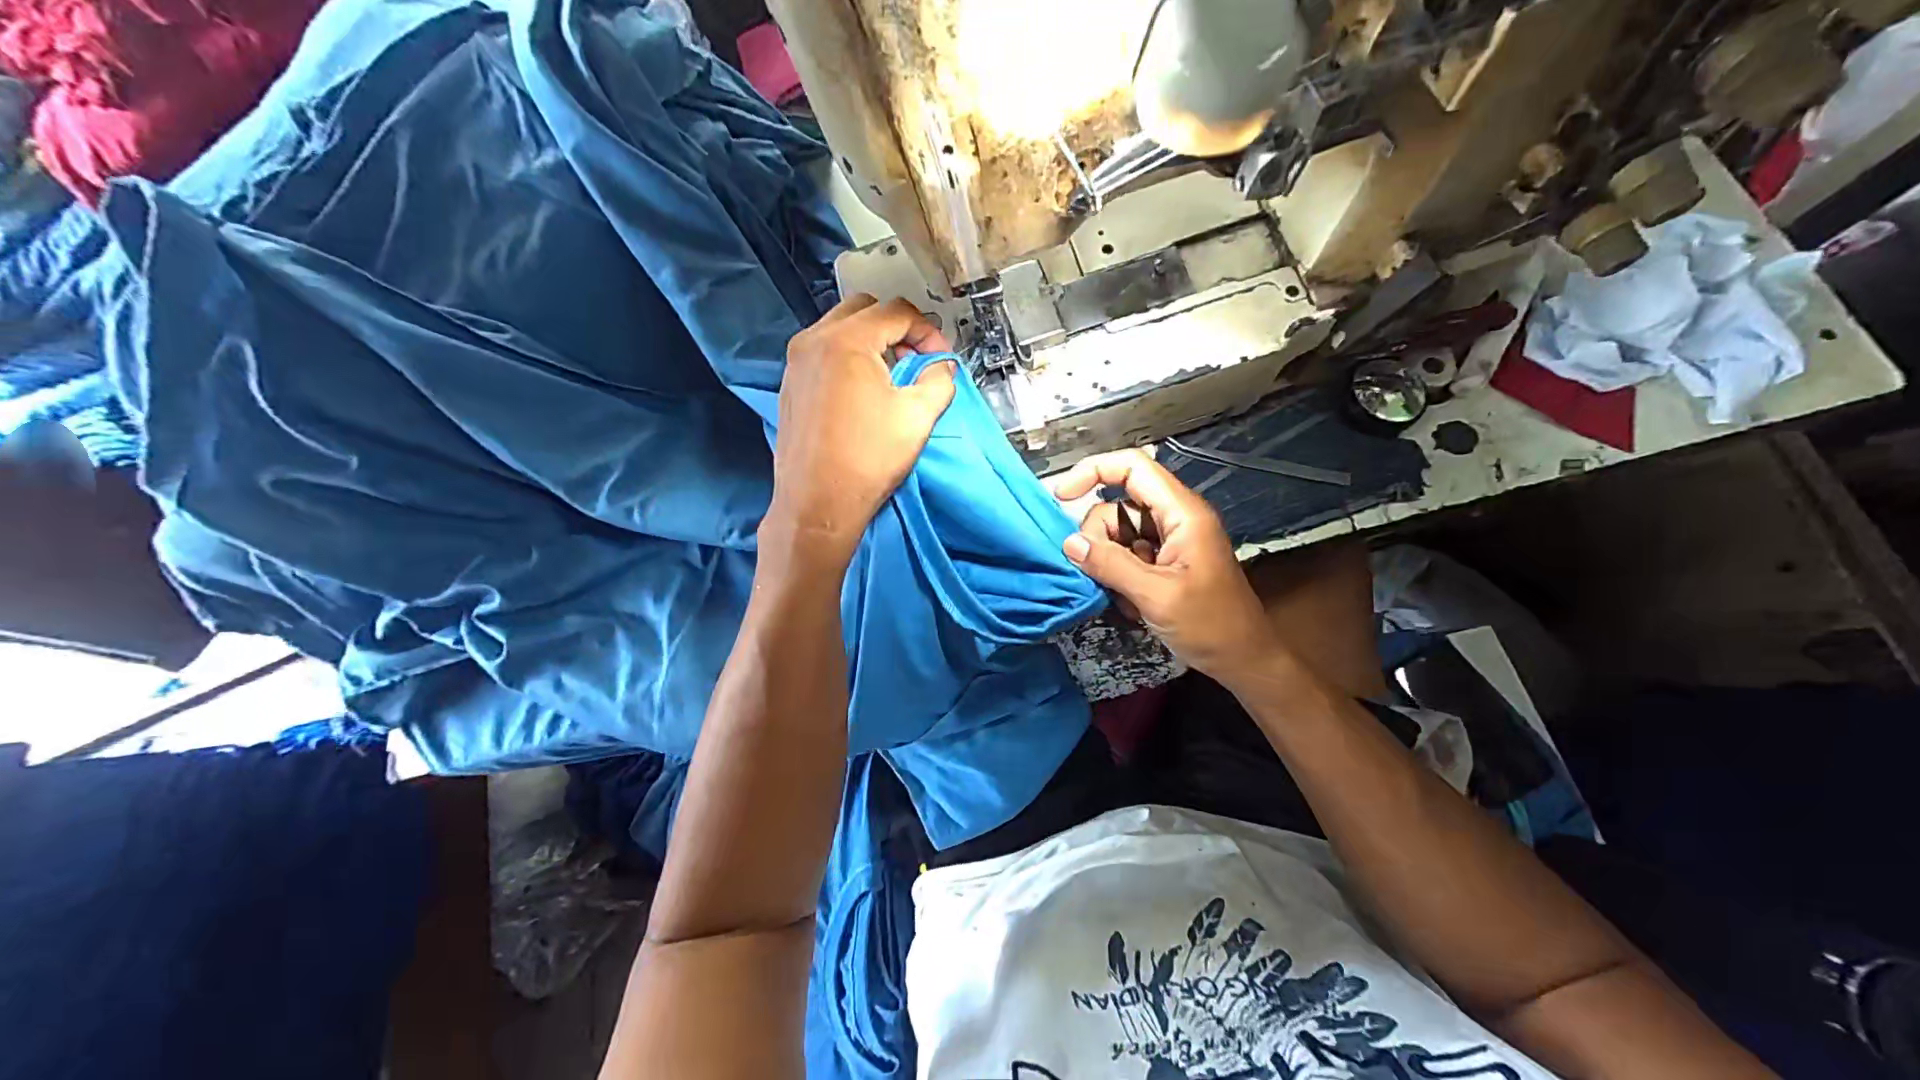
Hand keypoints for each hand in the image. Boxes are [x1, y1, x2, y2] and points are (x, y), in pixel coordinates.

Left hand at [766, 295, 956, 560]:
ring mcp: (796, 362)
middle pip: (865, 309)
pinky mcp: (790, 384)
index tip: (940, 358)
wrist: (817, 503)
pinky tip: (864, 391)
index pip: (896, 311)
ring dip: (872, 341)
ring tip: (892, 377)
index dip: (927, 331)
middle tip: (916, 360)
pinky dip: (848, 357)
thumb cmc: (866, 460)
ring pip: (841, 328)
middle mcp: (814, 341)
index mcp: (847, 341)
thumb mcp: (918, 416)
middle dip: (897, 328)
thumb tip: (942, 366)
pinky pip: (823, 351)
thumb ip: (939, 379)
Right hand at [1053, 449, 1282, 682]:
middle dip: (1098, 535)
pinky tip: (1130, 603)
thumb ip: (1111, 565)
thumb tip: (1070, 543)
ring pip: (1119, 533)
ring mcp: (1170, 541)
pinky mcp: (1166, 562)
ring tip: (1122, 596)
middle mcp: (1175, 519)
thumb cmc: (1211, 625)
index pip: (1133, 467)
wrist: (1244, 659)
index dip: (1093, 471)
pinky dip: (1119, 575)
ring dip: (1108, 561)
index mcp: (1182, 513)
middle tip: (1098, 573)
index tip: (1062, 497)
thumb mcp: (1155, 595)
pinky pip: (1128, 555)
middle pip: (1118, 504)